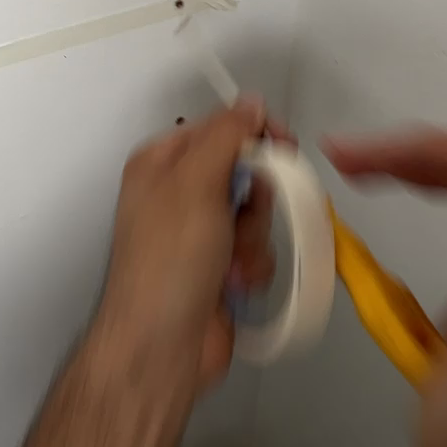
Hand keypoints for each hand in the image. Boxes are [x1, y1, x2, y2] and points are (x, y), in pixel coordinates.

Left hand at [95, 99, 275, 391]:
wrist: (162, 345)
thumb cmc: (171, 256)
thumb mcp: (196, 183)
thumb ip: (226, 136)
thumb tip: (250, 101)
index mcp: (162, 162)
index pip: (218, 129)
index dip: (253, 135)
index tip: (284, 146)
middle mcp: (178, 193)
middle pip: (243, 172)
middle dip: (253, 201)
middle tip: (245, 216)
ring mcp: (198, 233)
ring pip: (254, 214)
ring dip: (252, 240)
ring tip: (231, 264)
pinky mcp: (218, 267)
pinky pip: (253, 250)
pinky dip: (251, 267)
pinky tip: (234, 285)